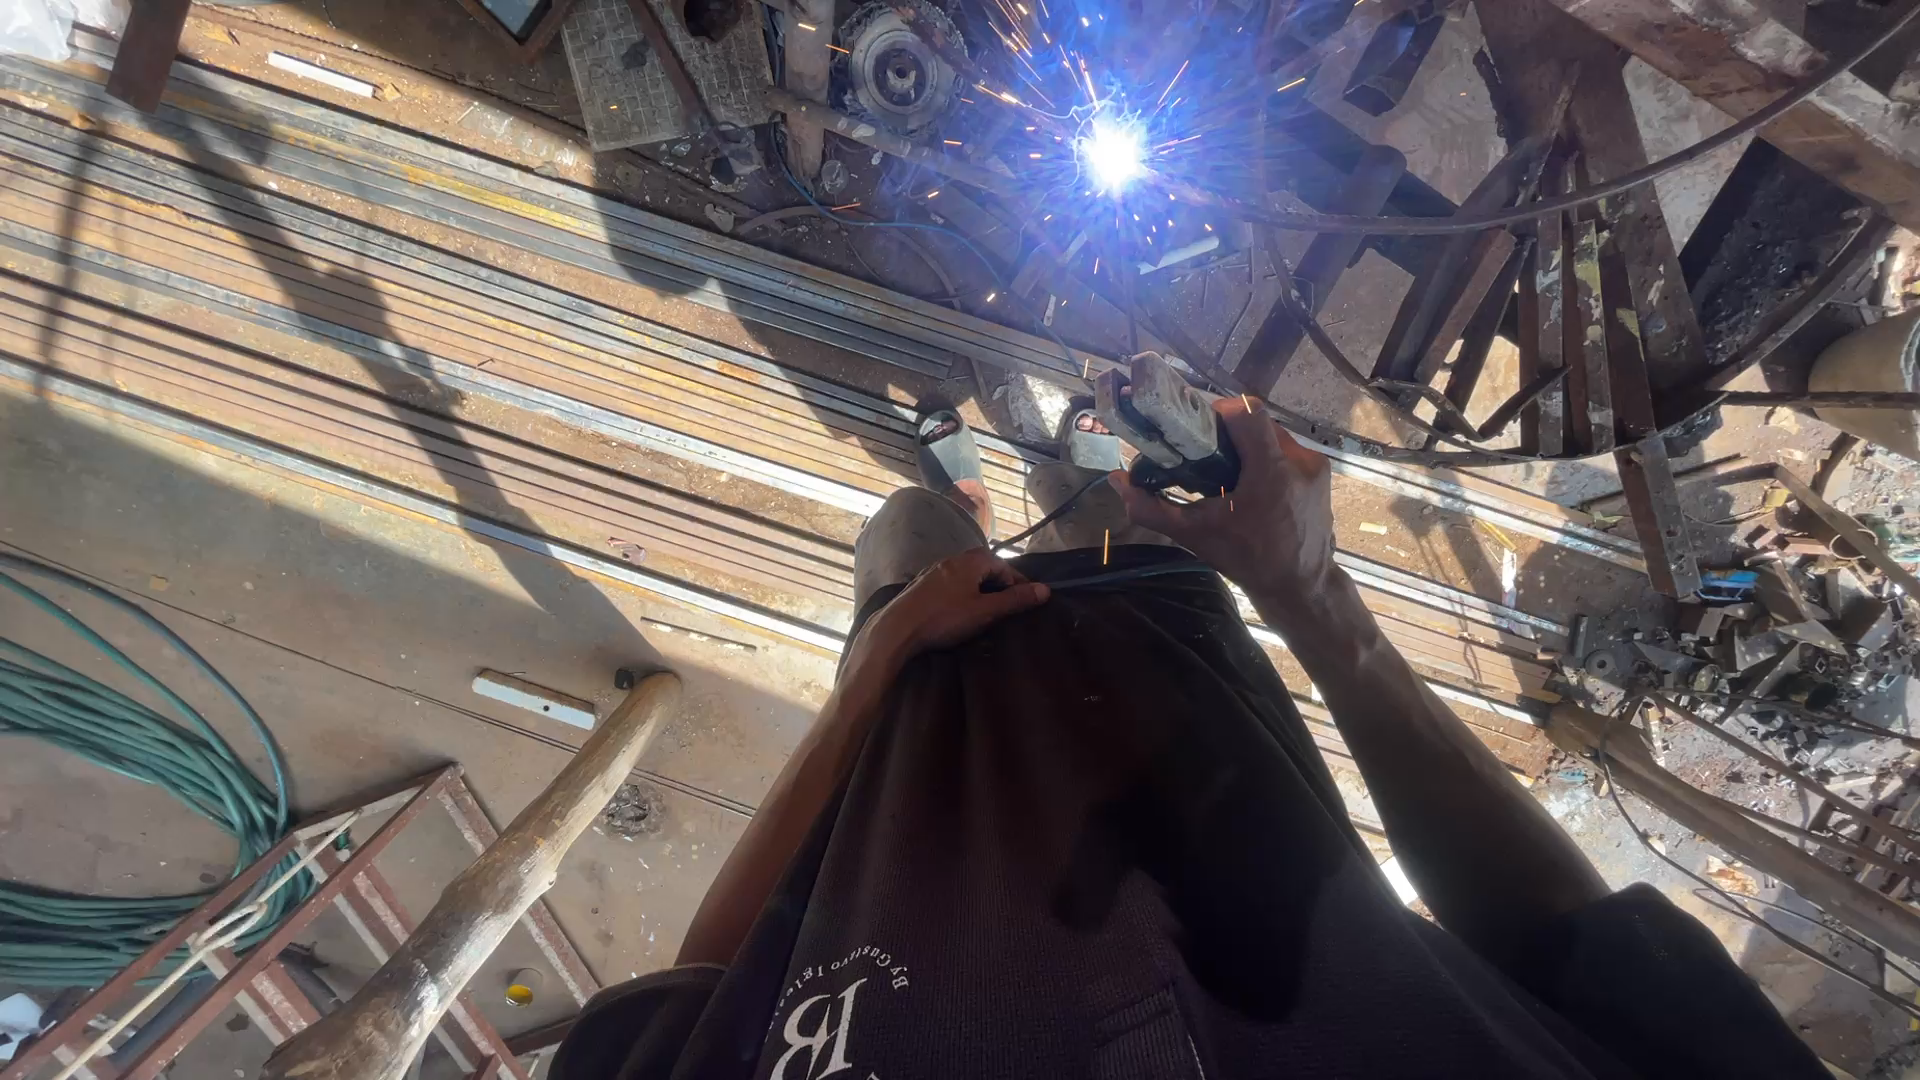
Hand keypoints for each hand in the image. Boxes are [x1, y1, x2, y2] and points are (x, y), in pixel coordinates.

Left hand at [852, 548, 1049, 668]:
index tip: (1027, 597)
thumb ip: (1014, 600)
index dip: (1017, 580)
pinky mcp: (921, 585)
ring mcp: (933, 571)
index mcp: (970, 562)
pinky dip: (962, 590)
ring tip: (988, 603)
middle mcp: (952, 560)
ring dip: (979, 584)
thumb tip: (1045, 590)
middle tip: (1008, 599)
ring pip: (964, 572)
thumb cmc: (945, 618)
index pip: (1001, 564)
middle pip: (982, 563)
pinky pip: (949, 581)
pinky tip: (960, 607)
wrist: (898, 628)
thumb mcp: (985, 611)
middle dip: (998, 579)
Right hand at [1111, 397, 1334, 597]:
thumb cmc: (1245, 560)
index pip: (1247, 412)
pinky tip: (1247, 482)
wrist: (1298, 586)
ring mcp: (1314, 465)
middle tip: (1202, 452)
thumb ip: (1151, 509)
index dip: (1217, 410)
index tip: (1194, 428)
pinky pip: (1284, 449)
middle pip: (1255, 421)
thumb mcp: (1193, 535)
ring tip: (1223, 469)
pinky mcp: (1320, 472)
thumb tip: (1118, 481)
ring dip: (1245, 444)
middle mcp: (1298, 460)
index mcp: (1270, 471)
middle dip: (1226, 431)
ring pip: (1271, 433)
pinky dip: (1262, 457)